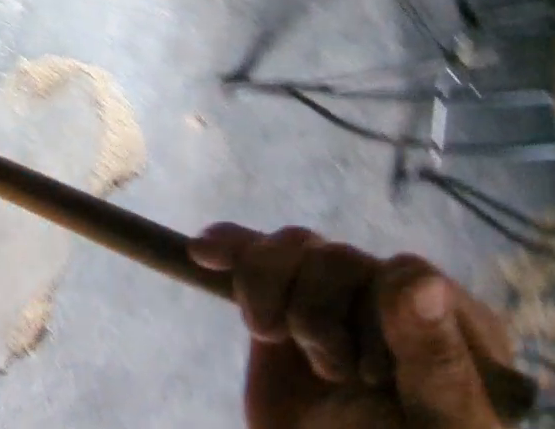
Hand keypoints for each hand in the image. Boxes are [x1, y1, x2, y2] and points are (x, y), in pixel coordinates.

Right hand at [190, 224, 515, 428]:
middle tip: (324, 369)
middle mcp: (390, 302)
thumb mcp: (433, 421)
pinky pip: (246, 246)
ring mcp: (327, 296)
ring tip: (266, 334)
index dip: (375, 312)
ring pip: (290, 245)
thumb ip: (434, 356)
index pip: (406, 274)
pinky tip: (203, 253)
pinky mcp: (273, 295)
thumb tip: (414, 272)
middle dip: (313, 309)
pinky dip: (224, 244)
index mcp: (452, 327)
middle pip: (337, 257)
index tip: (367, 370)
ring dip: (265, 285)